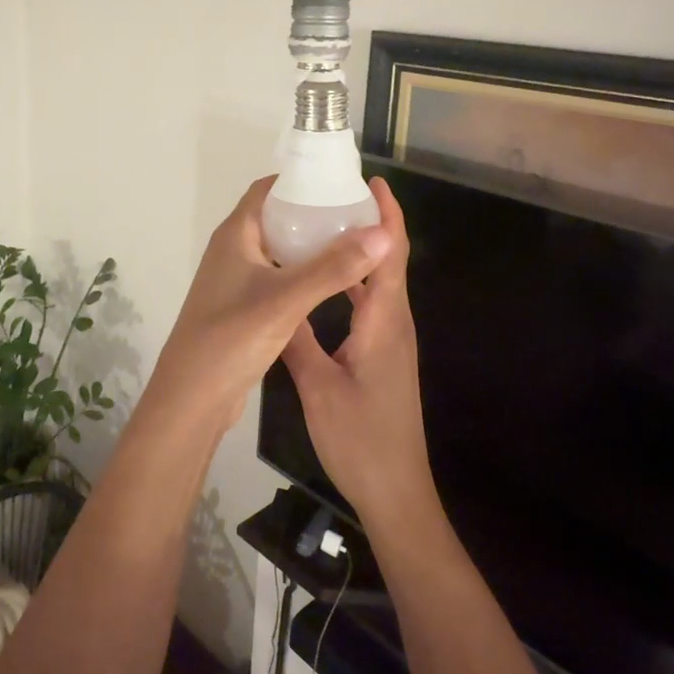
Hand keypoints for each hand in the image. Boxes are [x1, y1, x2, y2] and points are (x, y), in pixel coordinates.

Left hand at [139, 176, 392, 432]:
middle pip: (276, 217)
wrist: (192, 398)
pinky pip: (278, 277)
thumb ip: (333, 268)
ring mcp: (236, 280)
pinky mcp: (243, 307)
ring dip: (310, 244)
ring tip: (353, 241)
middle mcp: (233, 250)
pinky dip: (303, 272)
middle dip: (314, 212)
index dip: (302, 180)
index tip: (341, 181)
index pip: (268, 189)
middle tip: (357, 212)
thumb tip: (382, 233)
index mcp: (235, 235)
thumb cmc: (231, 339)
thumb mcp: (287, 300)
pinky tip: (331, 281)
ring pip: (278, 250)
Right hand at [281, 177, 439, 526]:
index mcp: (385, 322)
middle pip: (389, 262)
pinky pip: (372, 306)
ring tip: (324, 228)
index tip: (370, 181)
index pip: (391, 255)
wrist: (395, 492)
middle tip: (333, 197)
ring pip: (380, 284)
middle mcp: (395, 324)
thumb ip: (297, 339)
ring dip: (361, 254)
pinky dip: (353, 284)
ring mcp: (392, 342)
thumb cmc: (360, 439)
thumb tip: (277, 297)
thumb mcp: (318, 388)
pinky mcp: (384, 357)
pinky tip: (325, 285)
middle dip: (371, 225)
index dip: (387, 215)